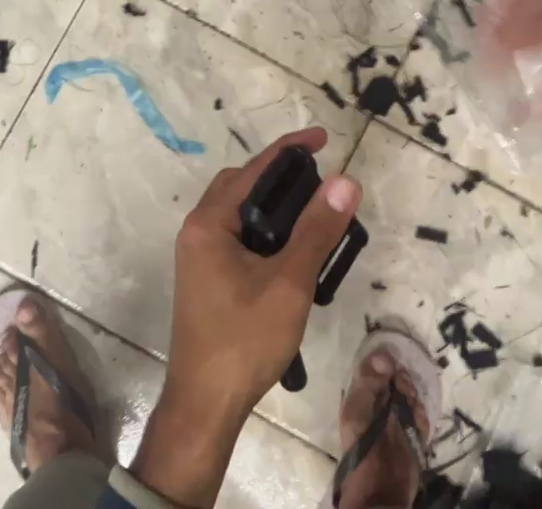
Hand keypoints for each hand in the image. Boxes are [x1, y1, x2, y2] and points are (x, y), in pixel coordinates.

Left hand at [131, 128, 359, 506]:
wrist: (205, 403)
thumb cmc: (244, 339)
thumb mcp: (289, 283)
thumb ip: (316, 230)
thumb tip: (344, 181)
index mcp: (209, 223)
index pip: (253, 170)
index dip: (289, 150)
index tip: (323, 137)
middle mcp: (197, 231)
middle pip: (241, 186)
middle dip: (280, 176)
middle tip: (320, 180)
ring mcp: (199, 256)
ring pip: (239, 214)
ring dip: (273, 206)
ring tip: (313, 212)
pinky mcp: (207, 278)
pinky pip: (238, 237)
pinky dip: (265, 231)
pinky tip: (292, 250)